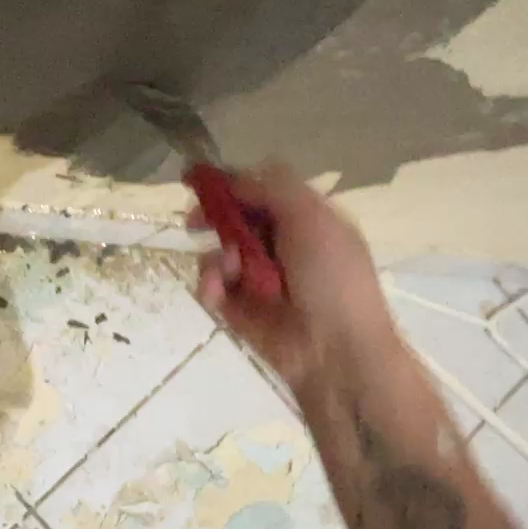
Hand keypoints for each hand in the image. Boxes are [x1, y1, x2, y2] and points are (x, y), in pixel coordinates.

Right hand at [195, 162, 403, 393]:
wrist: (334, 349)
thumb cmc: (332, 279)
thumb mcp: (313, 218)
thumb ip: (273, 188)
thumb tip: (233, 178)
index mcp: (306, 221)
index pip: (261, 192)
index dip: (231, 184)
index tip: (198, 180)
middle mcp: (280, 246)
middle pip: (233, 222)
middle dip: (213, 219)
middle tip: (194, 222)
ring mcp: (257, 280)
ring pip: (217, 255)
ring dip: (215, 258)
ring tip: (228, 271)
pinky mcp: (237, 310)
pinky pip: (211, 289)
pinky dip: (209, 286)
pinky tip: (217, 291)